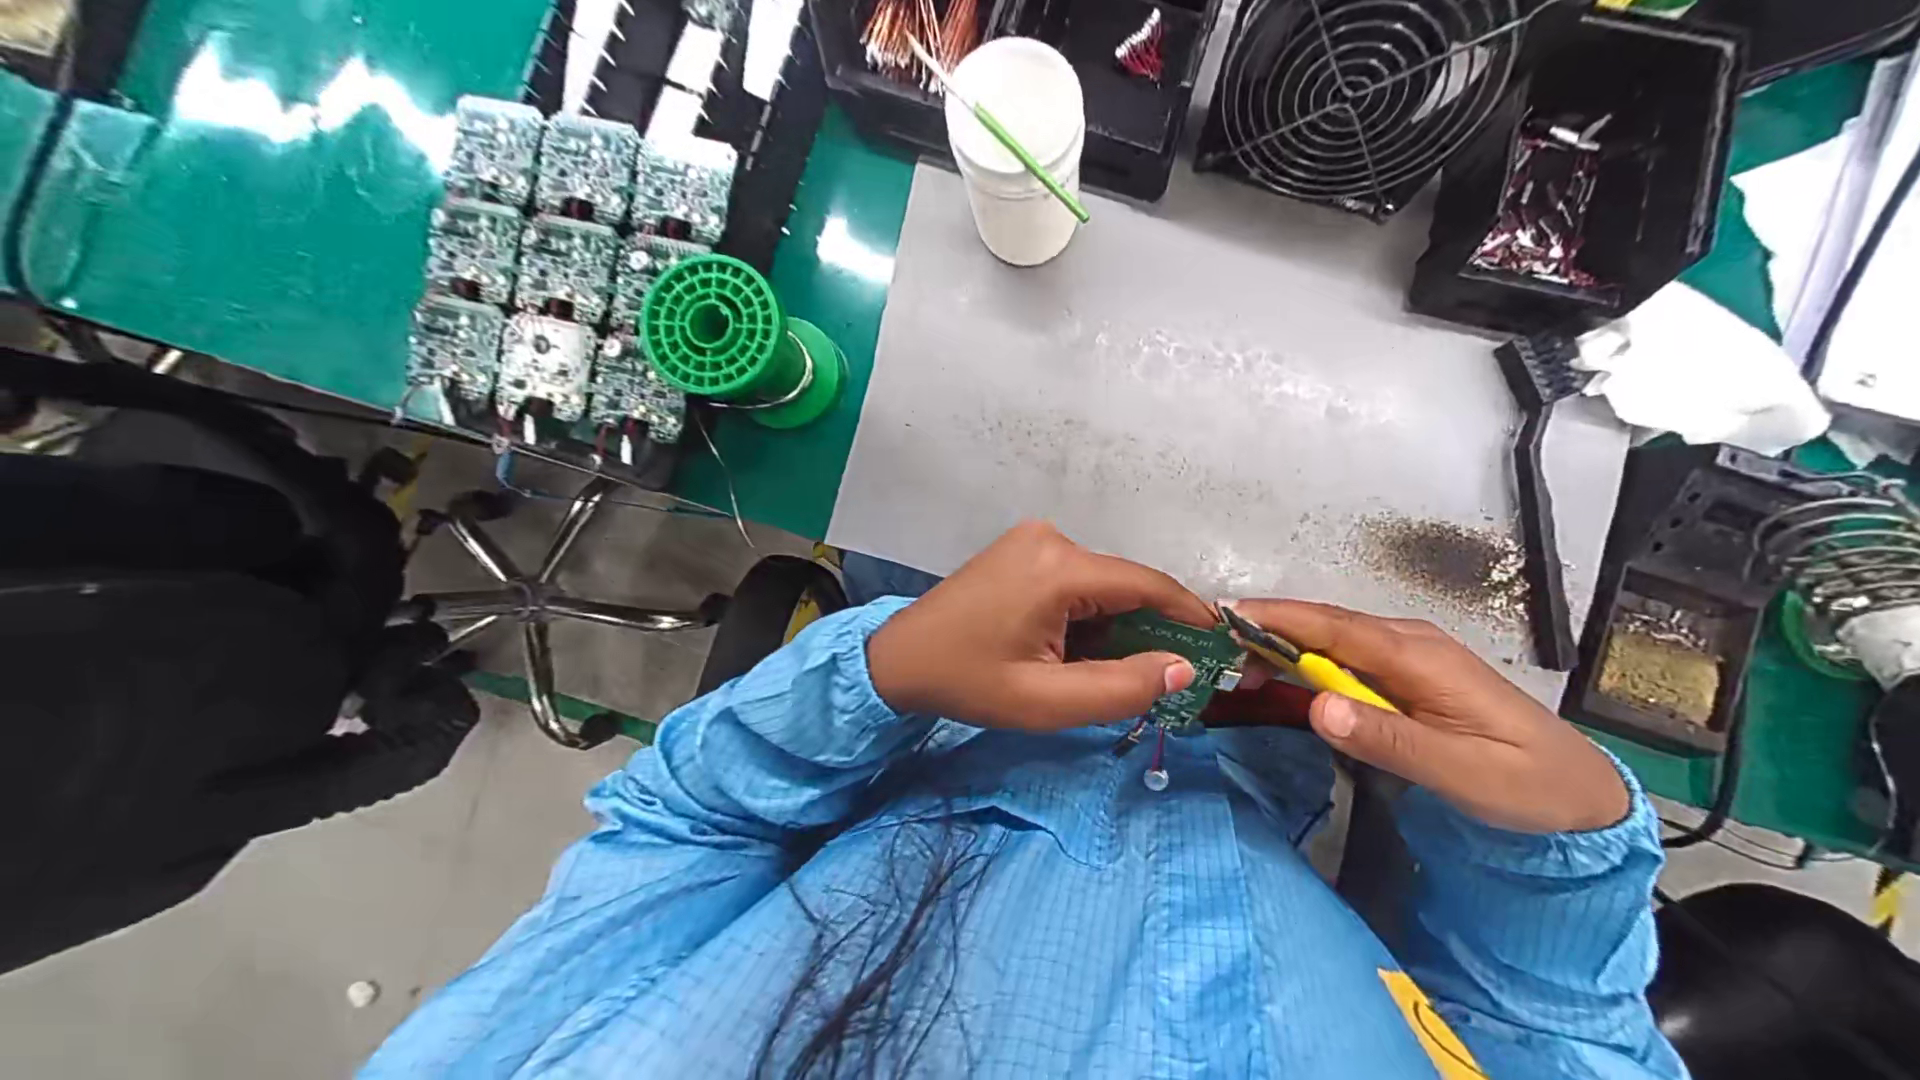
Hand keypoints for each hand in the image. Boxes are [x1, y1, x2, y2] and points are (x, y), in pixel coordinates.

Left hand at [868, 522, 1215, 730]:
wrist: (899, 659)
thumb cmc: (967, 682)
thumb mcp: (1046, 701)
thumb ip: (1121, 688)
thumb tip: (1183, 668)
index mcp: (1058, 568)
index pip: (1147, 585)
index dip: (1189, 618)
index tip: (1218, 650)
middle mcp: (1051, 539)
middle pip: (1124, 586)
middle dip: (1147, 631)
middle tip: (1158, 680)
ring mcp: (1032, 540)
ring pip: (1101, 586)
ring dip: (1113, 627)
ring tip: (1100, 672)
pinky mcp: (1022, 550)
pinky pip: (1075, 581)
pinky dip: (1087, 615)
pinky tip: (1072, 650)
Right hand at [1232, 600, 1628, 832]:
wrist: (1583, 792)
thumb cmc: (1526, 783)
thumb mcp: (1462, 772)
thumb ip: (1389, 739)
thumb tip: (1316, 706)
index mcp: (1417, 655)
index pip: (1332, 626)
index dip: (1277, 617)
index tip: (1226, 614)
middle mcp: (1407, 641)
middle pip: (1323, 624)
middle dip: (1266, 630)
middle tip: (1217, 650)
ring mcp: (1406, 652)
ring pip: (1328, 637)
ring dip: (1281, 646)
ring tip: (1237, 666)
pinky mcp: (1404, 670)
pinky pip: (1342, 655)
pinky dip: (1303, 660)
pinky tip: (1282, 675)